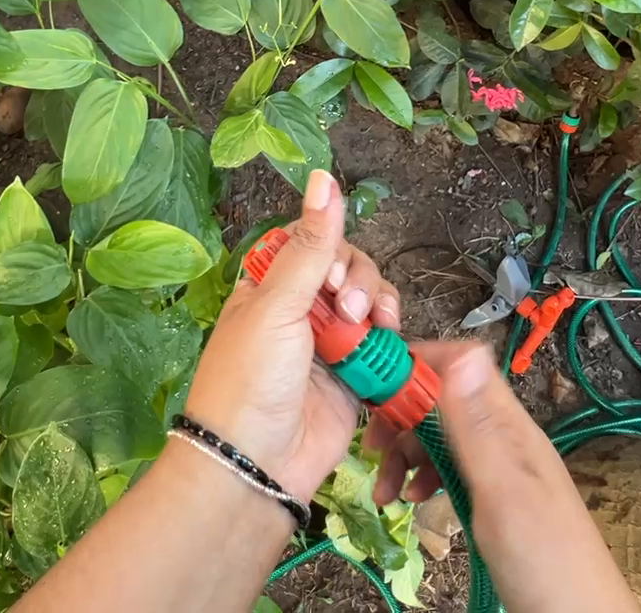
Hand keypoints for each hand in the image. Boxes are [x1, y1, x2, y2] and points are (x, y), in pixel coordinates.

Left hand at [183, 169, 401, 500]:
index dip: (327, 248)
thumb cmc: (252, 375)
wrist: (258, 465)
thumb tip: (323, 176)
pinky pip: (379, 336)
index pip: (310, 241)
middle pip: (345, 265)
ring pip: (367, 296)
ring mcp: (328, 338)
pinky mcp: (353, 369)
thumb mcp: (278, 303)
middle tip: (347, 308)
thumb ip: (310, 244)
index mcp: (268, 284)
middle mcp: (299, 306)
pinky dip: (387, 332)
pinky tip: (387, 334)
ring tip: (371, 323)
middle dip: (355, 278)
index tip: (327, 274)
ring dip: (375, 300)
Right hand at [365, 341, 637, 611]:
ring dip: (405, 453)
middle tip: (372, 446)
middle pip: (442, 398)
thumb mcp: (503, 490)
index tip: (377, 383)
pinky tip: (408, 501)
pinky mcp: (490, 496)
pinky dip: (421, 478)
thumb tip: (464, 350)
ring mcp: (497, 466)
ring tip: (384, 491)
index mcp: (509, 425)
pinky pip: (446, 468)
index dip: (419, 362)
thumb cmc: (544, 561)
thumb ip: (477, 424)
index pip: (461, 362)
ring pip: (439, 435)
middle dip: (402, 415)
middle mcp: (502, 436)